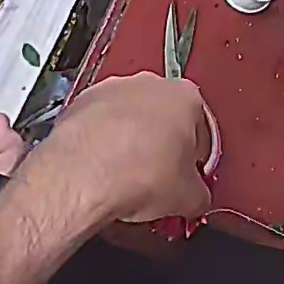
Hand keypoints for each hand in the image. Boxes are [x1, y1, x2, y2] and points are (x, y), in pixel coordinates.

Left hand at [40, 73, 212, 223]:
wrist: (84, 174)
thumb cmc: (137, 172)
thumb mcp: (188, 197)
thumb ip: (199, 194)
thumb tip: (194, 200)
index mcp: (186, 97)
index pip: (200, 130)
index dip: (195, 159)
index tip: (187, 177)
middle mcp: (151, 84)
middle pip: (164, 119)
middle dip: (162, 147)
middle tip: (158, 179)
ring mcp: (114, 89)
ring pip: (131, 118)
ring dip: (131, 142)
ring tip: (125, 178)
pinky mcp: (82, 101)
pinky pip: (100, 123)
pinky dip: (102, 142)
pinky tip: (101, 170)